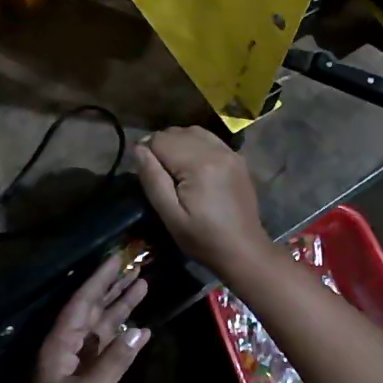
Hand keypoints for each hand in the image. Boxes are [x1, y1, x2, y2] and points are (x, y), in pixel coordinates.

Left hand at [14, 252, 150, 382]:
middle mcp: (70, 348)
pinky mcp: (91, 379)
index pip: (81, 304)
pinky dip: (126, 338)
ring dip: (122, 308)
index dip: (98, 280)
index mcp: (60, 345)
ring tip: (144, 285)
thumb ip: (114, 362)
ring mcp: (81, 364)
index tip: (116, 259)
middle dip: (114, 289)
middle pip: (94, 311)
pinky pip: (111, 350)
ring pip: (104, 328)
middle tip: (138, 267)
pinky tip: (143, 328)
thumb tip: (141, 330)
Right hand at [133, 127, 270, 276]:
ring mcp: (230, 152)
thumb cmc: (203, 239)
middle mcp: (216, 150)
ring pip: (193, 132)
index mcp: (199, 164)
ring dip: (178, 144)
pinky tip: (194, 167)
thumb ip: (153, 179)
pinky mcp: (237, 159)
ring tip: (175, 170)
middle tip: (160, 176)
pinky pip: (210, 140)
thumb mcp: (171, 216)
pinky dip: (196, 146)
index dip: (147, 153)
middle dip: (162, 147)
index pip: (160, 139)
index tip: (147, 175)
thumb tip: (138, 149)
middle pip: (177, 132)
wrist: (244, 250)